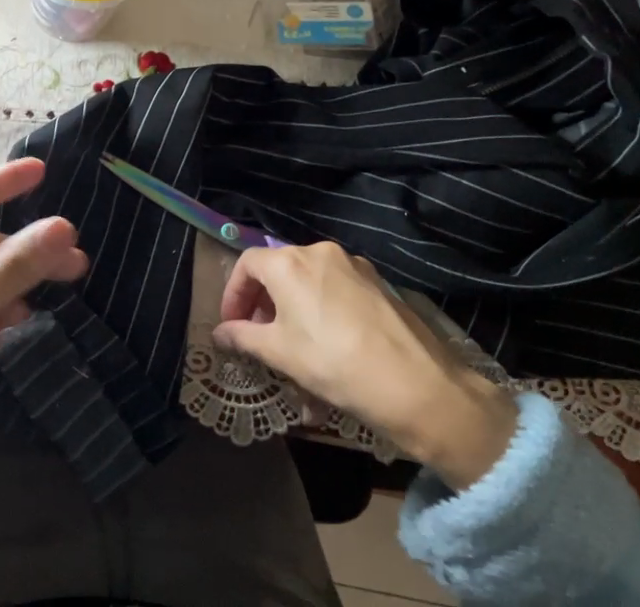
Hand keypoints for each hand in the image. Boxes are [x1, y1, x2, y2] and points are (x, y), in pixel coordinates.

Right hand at [213, 242, 516, 487]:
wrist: (419, 387)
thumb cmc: (334, 364)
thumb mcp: (279, 353)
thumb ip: (242, 337)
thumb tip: (220, 333)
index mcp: (289, 262)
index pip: (246, 265)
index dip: (233, 294)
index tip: (231, 324)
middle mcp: (320, 252)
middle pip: (278, 267)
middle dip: (262, 299)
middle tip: (258, 334)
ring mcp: (355, 266)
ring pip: (308, 277)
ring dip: (291, 302)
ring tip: (292, 339)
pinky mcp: (380, 283)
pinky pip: (336, 287)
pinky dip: (320, 304)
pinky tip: (327, 338)